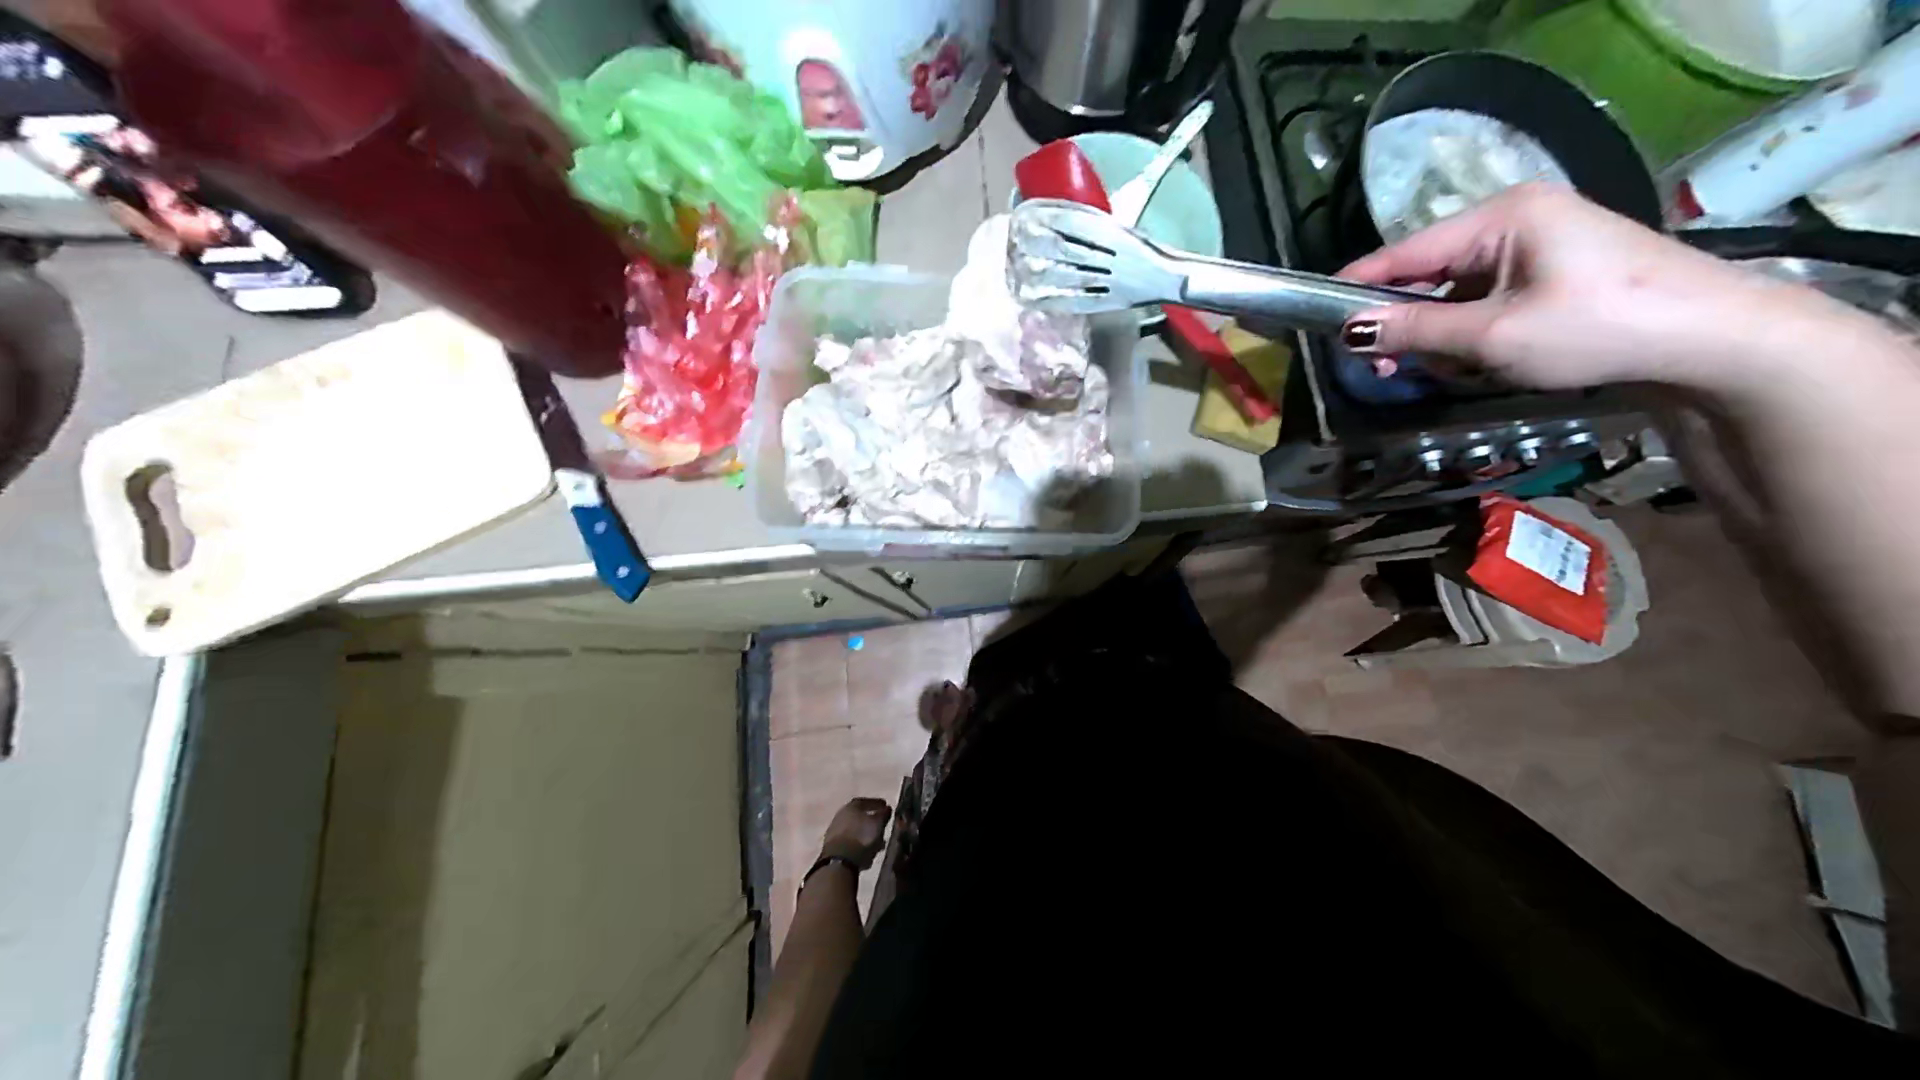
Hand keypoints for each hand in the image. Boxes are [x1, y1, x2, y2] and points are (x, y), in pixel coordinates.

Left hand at [820, 797, 889, 868]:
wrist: (840, 861)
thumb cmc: (862, 837)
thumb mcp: (878, 824)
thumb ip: (883, 815)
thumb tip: (887, 808)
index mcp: (851, 806)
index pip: (865, 801)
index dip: (876, 804)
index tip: (886, 807)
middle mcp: (840, 816)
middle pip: (859, 816)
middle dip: (871, 821)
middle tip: (882, 825)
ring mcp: (835, 832)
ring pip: (855, 830)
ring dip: (866, 835)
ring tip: (878, 842)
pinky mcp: (833, 847)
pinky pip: (850, 842)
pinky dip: (859, 844)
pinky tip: (868, 851)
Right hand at [1336, 183, 1843, 392]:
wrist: (1714, 344)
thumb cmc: (1596, 329)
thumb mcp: (1491, 335)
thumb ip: (1414, 330)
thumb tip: (1347, 331)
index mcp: (1501, 217)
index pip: (1403, 252)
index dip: (1355, 288)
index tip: (1317, 320)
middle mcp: (1515, 220)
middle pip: (1426, 274)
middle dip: (1402, 323)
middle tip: (1383, 367)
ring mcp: (1537, 245)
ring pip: (1452, 294)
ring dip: (1438, 335)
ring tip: (1448, 370)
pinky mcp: (1552, 272)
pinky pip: (1483, 302)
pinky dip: (1469, 334)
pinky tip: (1479, 361)